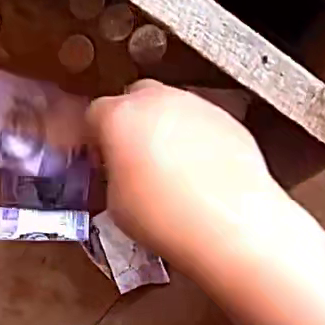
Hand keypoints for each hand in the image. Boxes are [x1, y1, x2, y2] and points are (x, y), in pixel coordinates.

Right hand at [87, 81, 291, 274]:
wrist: (231, 226)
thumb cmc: (168, 218)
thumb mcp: (115, 203)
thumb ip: (110, 173)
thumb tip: (117, 173)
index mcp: (120, 116)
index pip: (95, 113)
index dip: (94, 137)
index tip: (98, 157)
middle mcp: (158, 100)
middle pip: (134, 98)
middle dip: (130, 123)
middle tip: (130, 158)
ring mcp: (197, 106)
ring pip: (170, 107)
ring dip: (164, 129)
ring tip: (167, 170)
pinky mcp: (228, 119)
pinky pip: (201, 122)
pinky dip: (195, 139)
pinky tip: (196, 173)